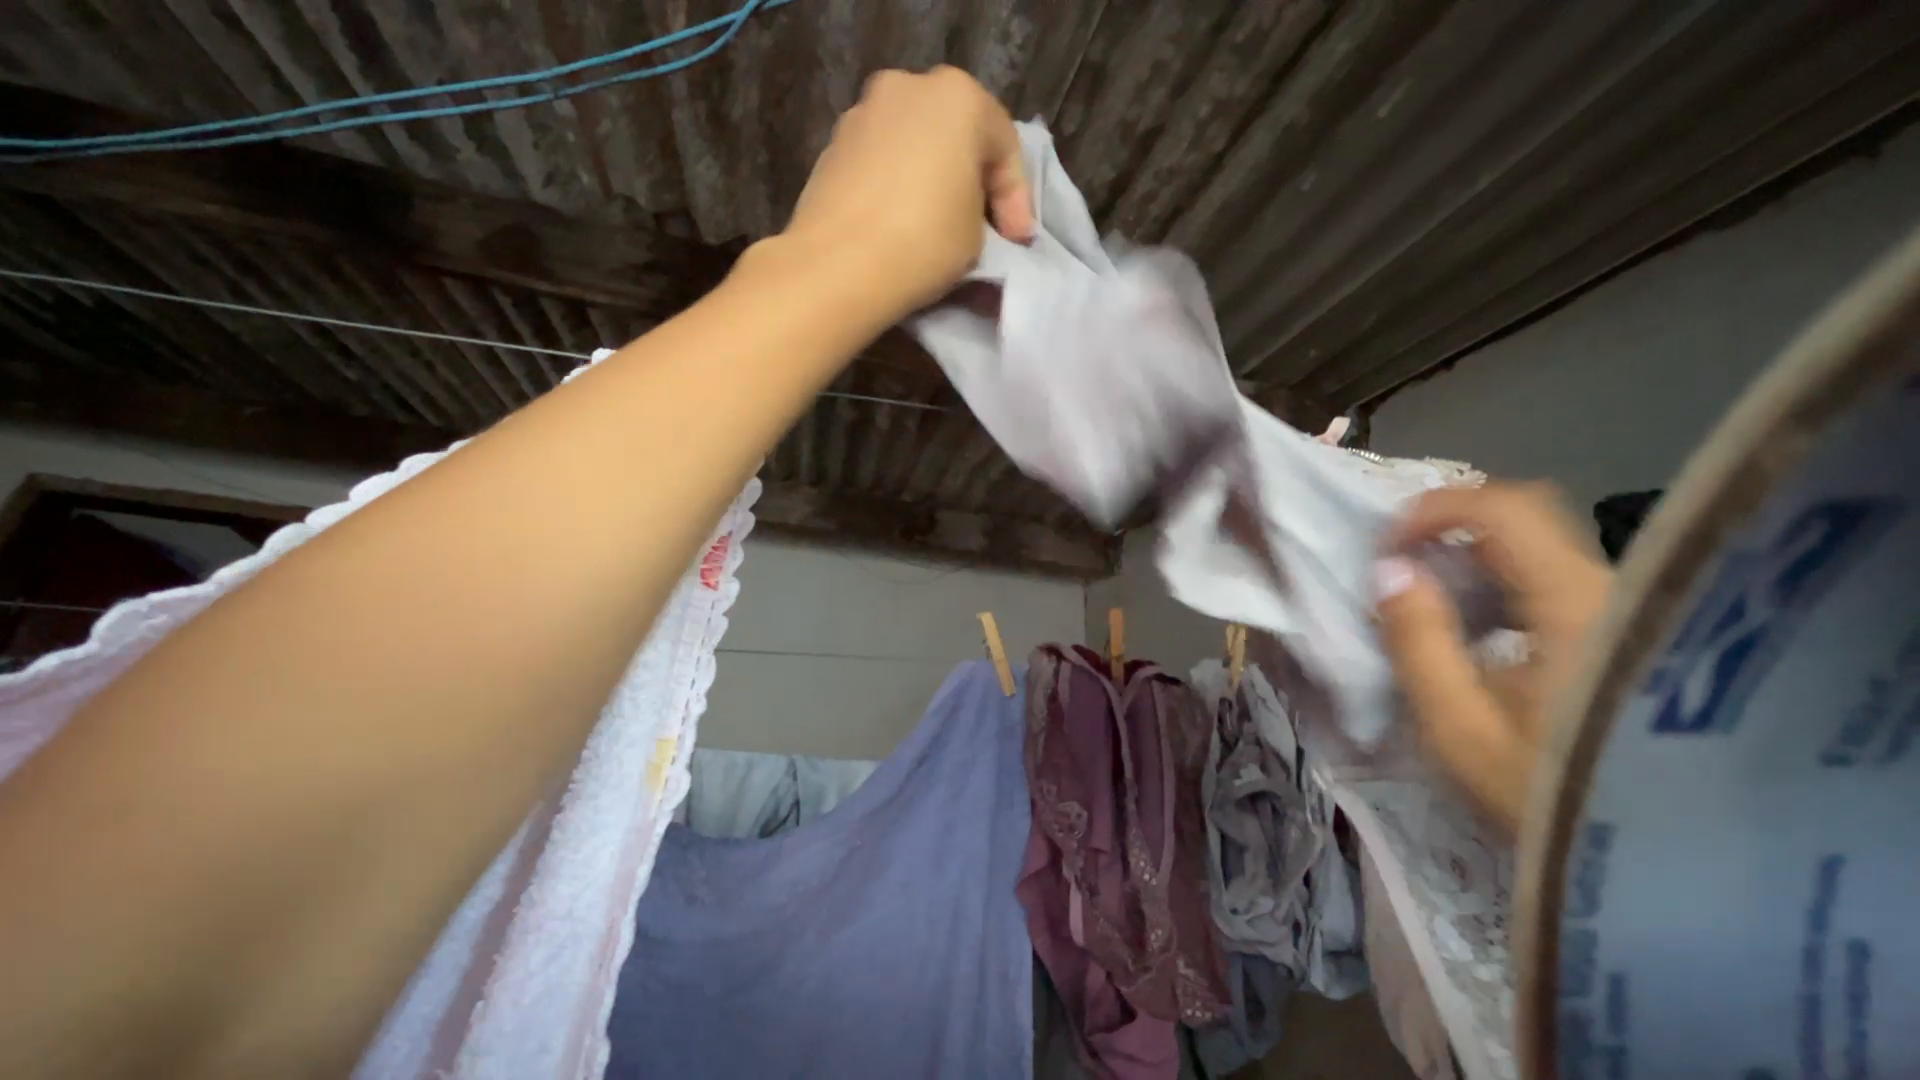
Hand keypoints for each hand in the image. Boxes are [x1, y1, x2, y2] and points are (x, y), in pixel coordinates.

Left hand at [781, 66, 1034, 318]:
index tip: (1018, 241)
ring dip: (931, 182)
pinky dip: (897, 188)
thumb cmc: (924, 241)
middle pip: (956, 136)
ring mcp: (862, 113)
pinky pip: (881, 164)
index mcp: (958, 95)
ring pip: (914, 147)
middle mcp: (907, 87)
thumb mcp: (978, 235)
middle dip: (972, 180)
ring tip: (939, 228)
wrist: (836, 267)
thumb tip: (975, 222)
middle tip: (983, 228)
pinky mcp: (831, 146)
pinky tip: (901, 226)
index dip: (1017, 200)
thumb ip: (984, 213)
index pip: (1004, 146)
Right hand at [1373, 484, 1612, 832]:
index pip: (1506, 510)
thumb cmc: (1550, 797)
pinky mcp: (1635, 638)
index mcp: (1574, 607)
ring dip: (1480, 562)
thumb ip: (1418, 645)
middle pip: (1529, 521)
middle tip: (1405, 571)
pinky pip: (1562, 583)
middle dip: (1454, 533)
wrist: (1671, 870)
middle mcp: (1614, 593)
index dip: (1436, 509)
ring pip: (1547, 552)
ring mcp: (1632, 615)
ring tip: (1436, 607)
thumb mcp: (1460, 732)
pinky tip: (1485, 636)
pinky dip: (1511, 587)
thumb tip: (1391, 573)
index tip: (1388, 548)